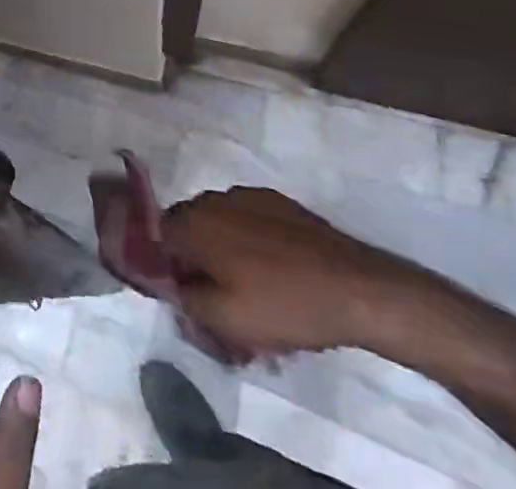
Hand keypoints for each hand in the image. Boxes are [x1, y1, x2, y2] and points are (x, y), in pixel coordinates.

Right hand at [163, 187, 425, 353]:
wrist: (358, 289)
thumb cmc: (283, 305)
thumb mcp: (222, 319)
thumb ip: (182, 298)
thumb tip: (174, 283)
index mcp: (192, 222)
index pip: (156, 238)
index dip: (167, 267)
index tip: (187, 294)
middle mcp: (213, 199)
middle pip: (187, 228)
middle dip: (195, 258)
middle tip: (217, 295)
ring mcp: (249, 196)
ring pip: (219, 223)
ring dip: (223, 249)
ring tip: (251, 286)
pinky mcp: (280, 202)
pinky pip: (248, 219)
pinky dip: (251, 241)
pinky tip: (275, 270)